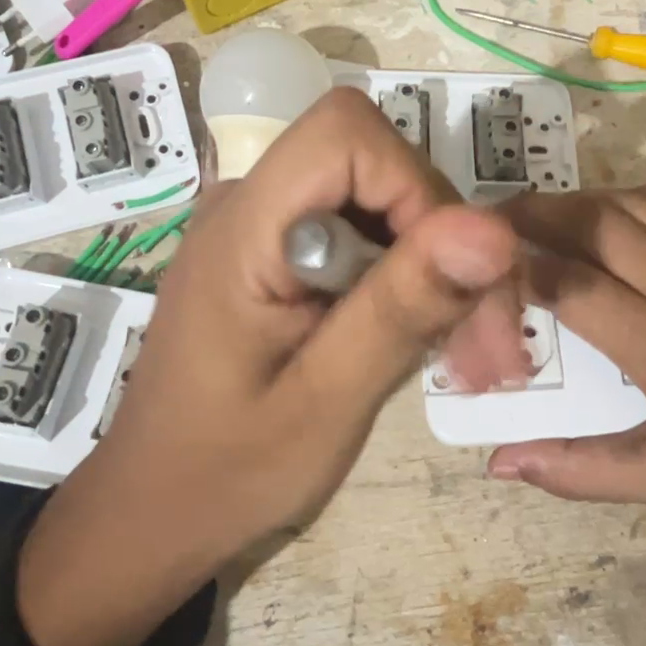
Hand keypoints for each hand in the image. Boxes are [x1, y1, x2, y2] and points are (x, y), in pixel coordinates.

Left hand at [18, 89, 525, 645]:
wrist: (153, 511)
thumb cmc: (227, 472)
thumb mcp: (327, 402)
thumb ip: (402, 308)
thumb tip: (492, 228)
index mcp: (245, 228)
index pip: (345, 134)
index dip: (414, 186)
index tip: (453, 276)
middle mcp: (249, 205)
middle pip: (376, 169)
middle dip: (446, 245)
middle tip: (491, 347)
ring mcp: (262, 229)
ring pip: (380, 205)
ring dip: (436, 272)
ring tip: (471, 360)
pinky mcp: (277, 258)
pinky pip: (361, 238)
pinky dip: (405, 284)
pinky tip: (427, 344)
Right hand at [486, 185, 645, 530]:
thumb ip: (580, 470)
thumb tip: (498, 463)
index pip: (569, 284)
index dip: (517, 268)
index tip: (482, 267)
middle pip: (593, 223)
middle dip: (533, 213)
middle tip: (492, 220)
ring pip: (633, 202)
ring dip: (580, 200)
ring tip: (543, 213)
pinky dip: (637, 194)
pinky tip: (619, 210)